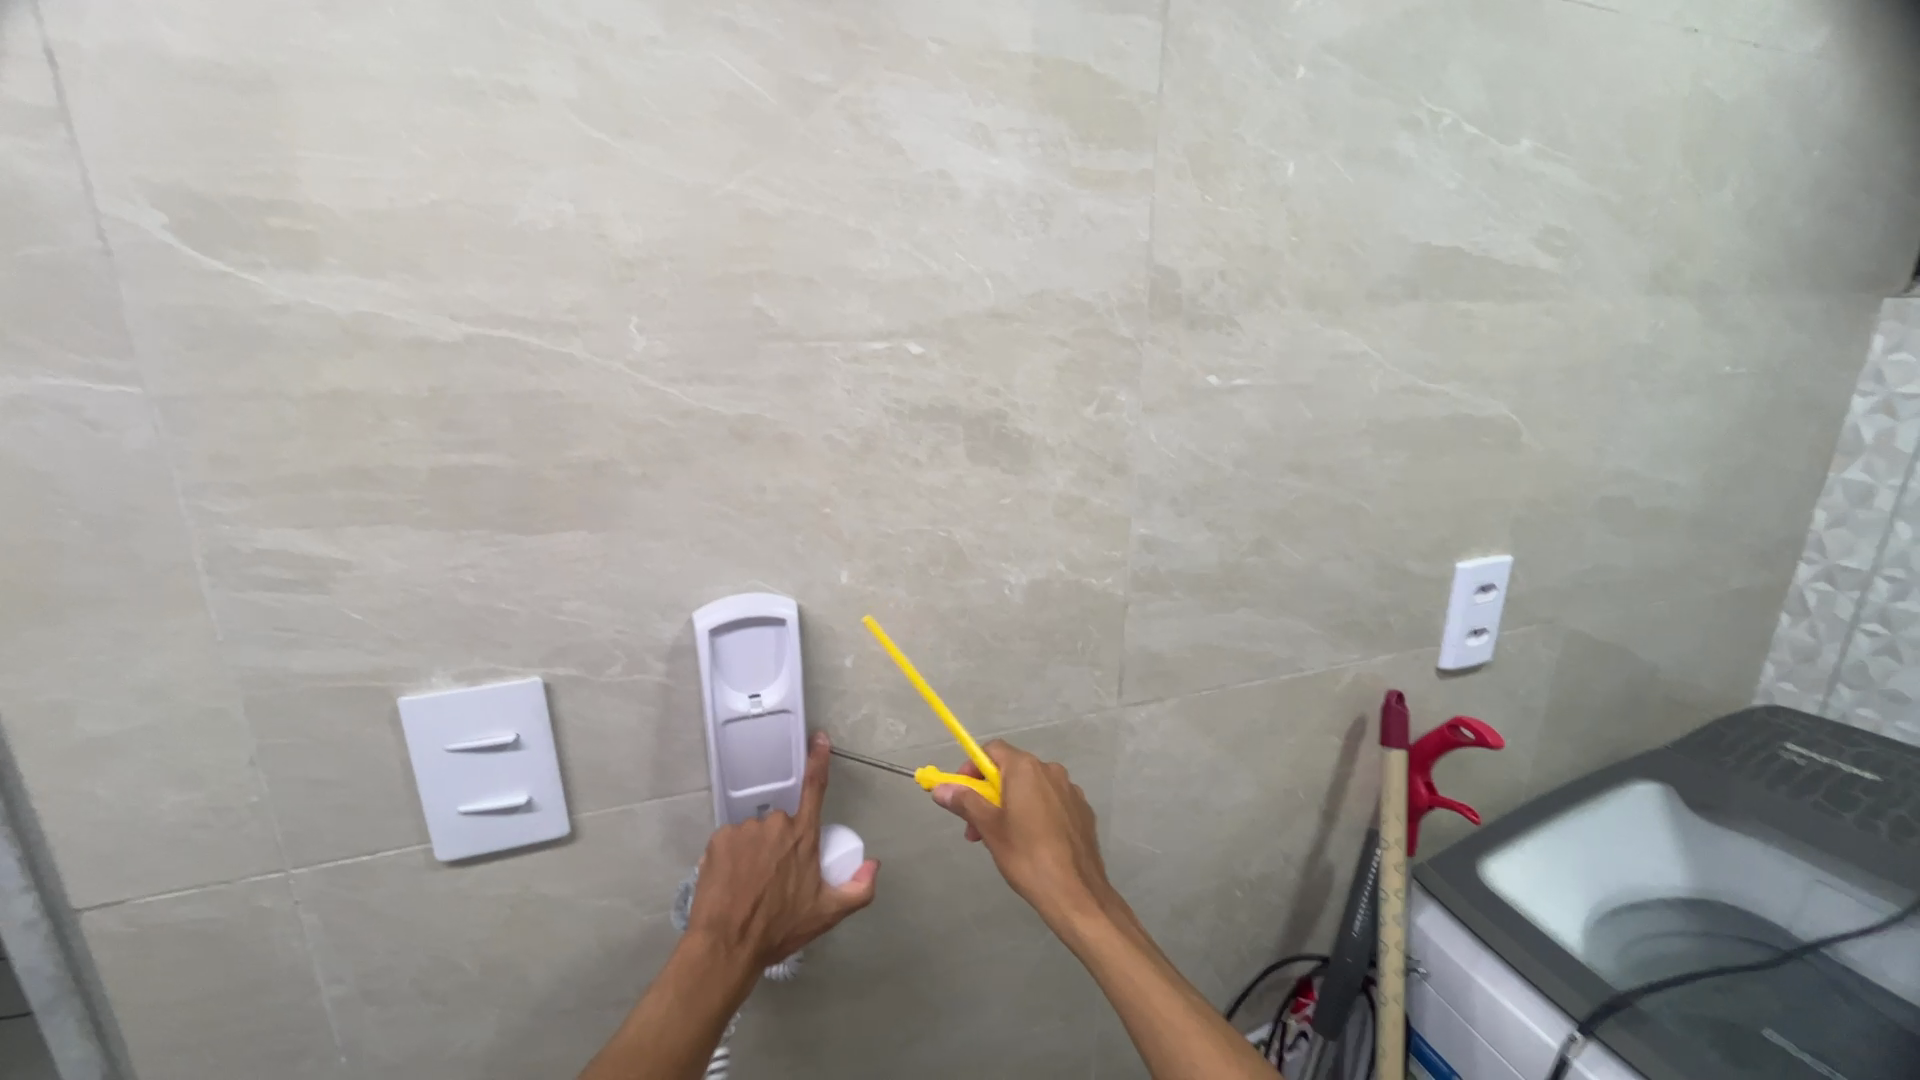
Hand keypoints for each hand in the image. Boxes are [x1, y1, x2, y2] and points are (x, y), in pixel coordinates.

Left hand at [685, 732, 879, 969]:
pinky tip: (733, 882)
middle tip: (775, 880)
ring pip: (756, 834)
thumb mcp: (827, 914)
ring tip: (751, 886)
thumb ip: (859, 889)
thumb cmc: (780, 928)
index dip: (818, 760)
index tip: (818, 737)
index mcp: (803, 836)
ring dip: (756, 852)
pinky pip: (731, 842)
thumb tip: (873, 864)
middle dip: (782, 845)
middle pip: (783, 825)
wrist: (727, 946)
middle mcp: (775, 824)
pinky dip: (733, 857)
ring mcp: (744, 830)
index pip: (815, 788)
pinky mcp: (718, 841)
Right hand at [930, 740, 1115, 927]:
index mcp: (1026, 768)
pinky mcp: (1083, 811)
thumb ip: (965, 801)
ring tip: (1002, 840)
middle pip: (1012, 770)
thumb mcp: (989, 827)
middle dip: (989, 794)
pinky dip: (1036, 813)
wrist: (1076, 893)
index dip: (973, 768)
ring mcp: (1071, 791)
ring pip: (1032, 788)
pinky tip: (1032, 843)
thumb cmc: (1026, 856)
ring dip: (1011, 805)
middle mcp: (1051, 770)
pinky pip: (1052, 803)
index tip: (962, 794)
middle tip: (976, 827)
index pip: (993, 750)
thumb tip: (940, 788)